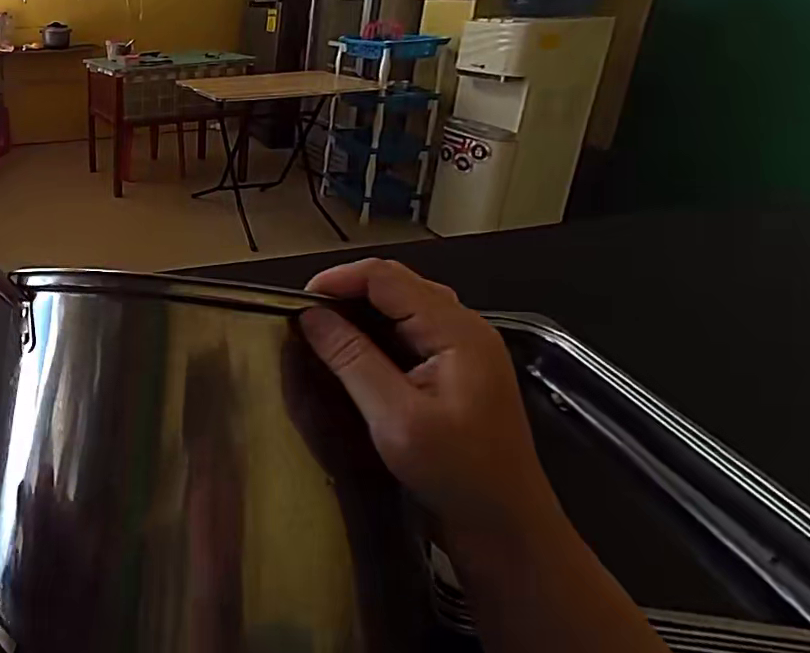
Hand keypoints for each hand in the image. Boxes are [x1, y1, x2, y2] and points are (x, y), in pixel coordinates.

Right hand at [301, 261, 670, 652]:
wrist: (510, 532)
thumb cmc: (456, 477)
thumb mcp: (396, 420)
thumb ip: (353, 360)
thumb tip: (311, 315)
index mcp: (457, 331)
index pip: (387, 278)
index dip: (339, 279)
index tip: (299, 300)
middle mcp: (464, 326)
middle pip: (397, 283)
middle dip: (348, 290)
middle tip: (307, 314)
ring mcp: (464, 346)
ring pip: (403, 302)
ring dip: (361, 308)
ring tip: (324, 326)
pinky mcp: (457, 366)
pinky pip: (410, 327)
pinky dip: (377, 328)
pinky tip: (355, 348)